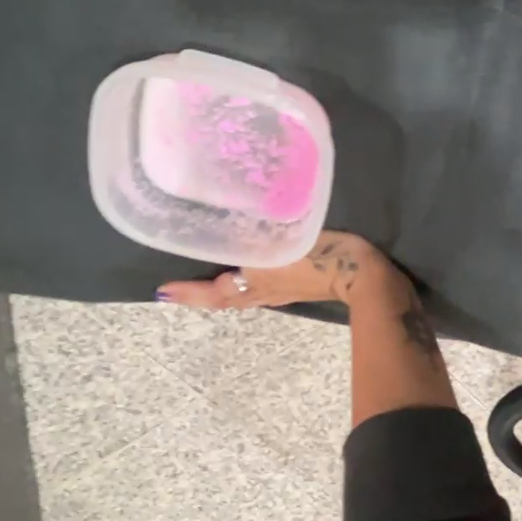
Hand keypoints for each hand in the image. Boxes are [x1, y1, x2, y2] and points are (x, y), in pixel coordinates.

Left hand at [156, 231, 405, 309]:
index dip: (188, 292)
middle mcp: (264, 290)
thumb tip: (226, 222)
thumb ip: (255, 231)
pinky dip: (246, 287)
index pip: (213, 291)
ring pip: (245, 296)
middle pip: (226, 298)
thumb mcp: (280, 240)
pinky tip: (252, 276)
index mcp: (254, 280)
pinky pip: (262, 290)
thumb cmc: (319, 256)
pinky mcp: (302, 287)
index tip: (160, 292)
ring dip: (223, 294)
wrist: (360, 274)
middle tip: (177, 291)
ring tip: (209, 283)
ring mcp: (285, 292)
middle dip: (201, 296)